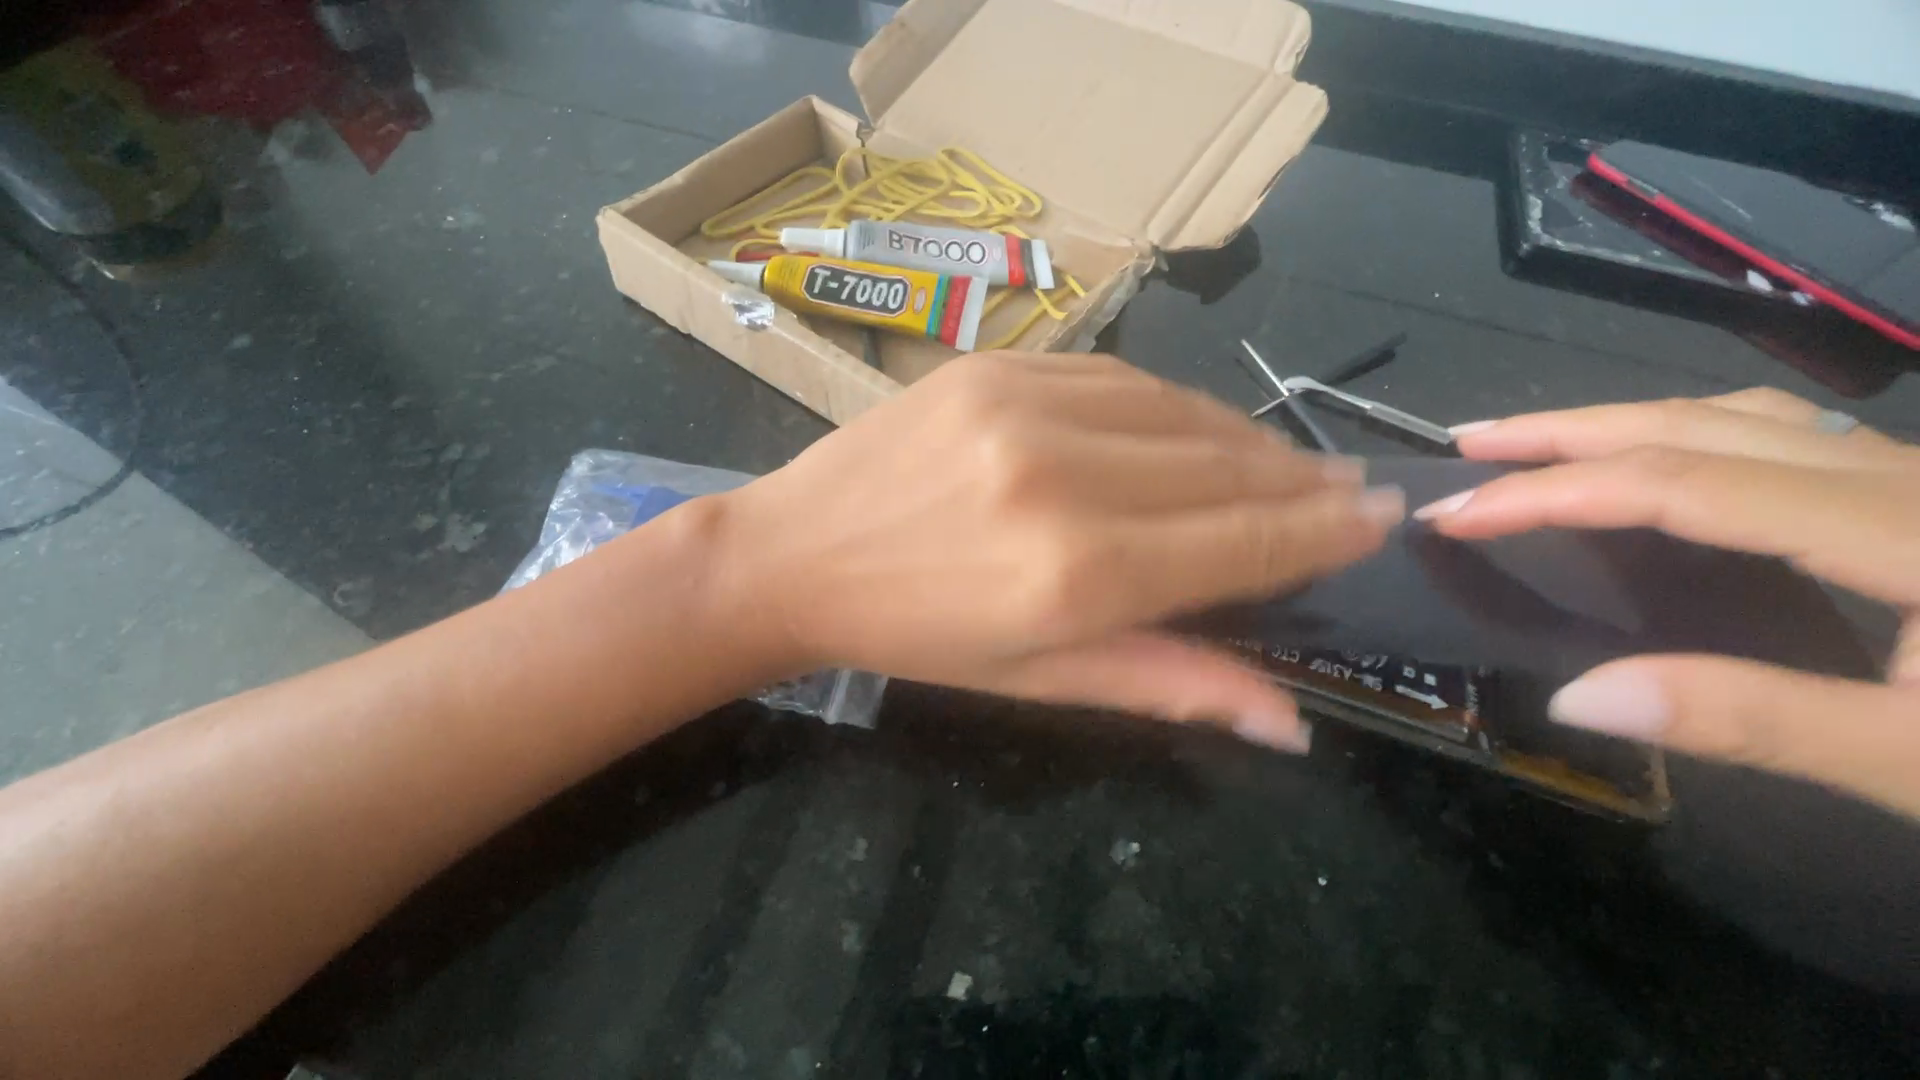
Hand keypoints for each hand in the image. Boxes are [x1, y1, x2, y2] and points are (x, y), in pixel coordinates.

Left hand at [713, 351, 1405, 750]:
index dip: (1320, 530)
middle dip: (1298, 482)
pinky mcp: (996, 364)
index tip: (1379, 516)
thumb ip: (1168, 683)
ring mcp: (1027, 405)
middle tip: (1350, 488)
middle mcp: (1065, 476)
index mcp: (1078, 573)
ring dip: (1244, 438)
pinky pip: (1118, 375)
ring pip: (1179, 412)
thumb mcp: (1038, 679)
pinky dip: (1170, 403)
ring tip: (1283, 462)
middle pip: (1222, 468)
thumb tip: (1291, 722)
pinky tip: (1193, 424)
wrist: (796, 556)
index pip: (1240, 542)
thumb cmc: (916, 637)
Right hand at [1421, 389, 1919, 816]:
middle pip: (1704, 422)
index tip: (1456, 515)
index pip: (1682, 485)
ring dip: (1621, 423)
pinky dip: (1686, 437)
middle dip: (1567, 431)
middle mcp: (1907, 480)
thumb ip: (1751, 720)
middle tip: (1465, 445)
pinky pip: (1781, 440)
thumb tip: (1573, 695)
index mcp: (1905, 532)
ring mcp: (1918, 484)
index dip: (1553, 492)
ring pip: (1746, 417)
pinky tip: (1656, 462)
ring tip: (1531, 445)